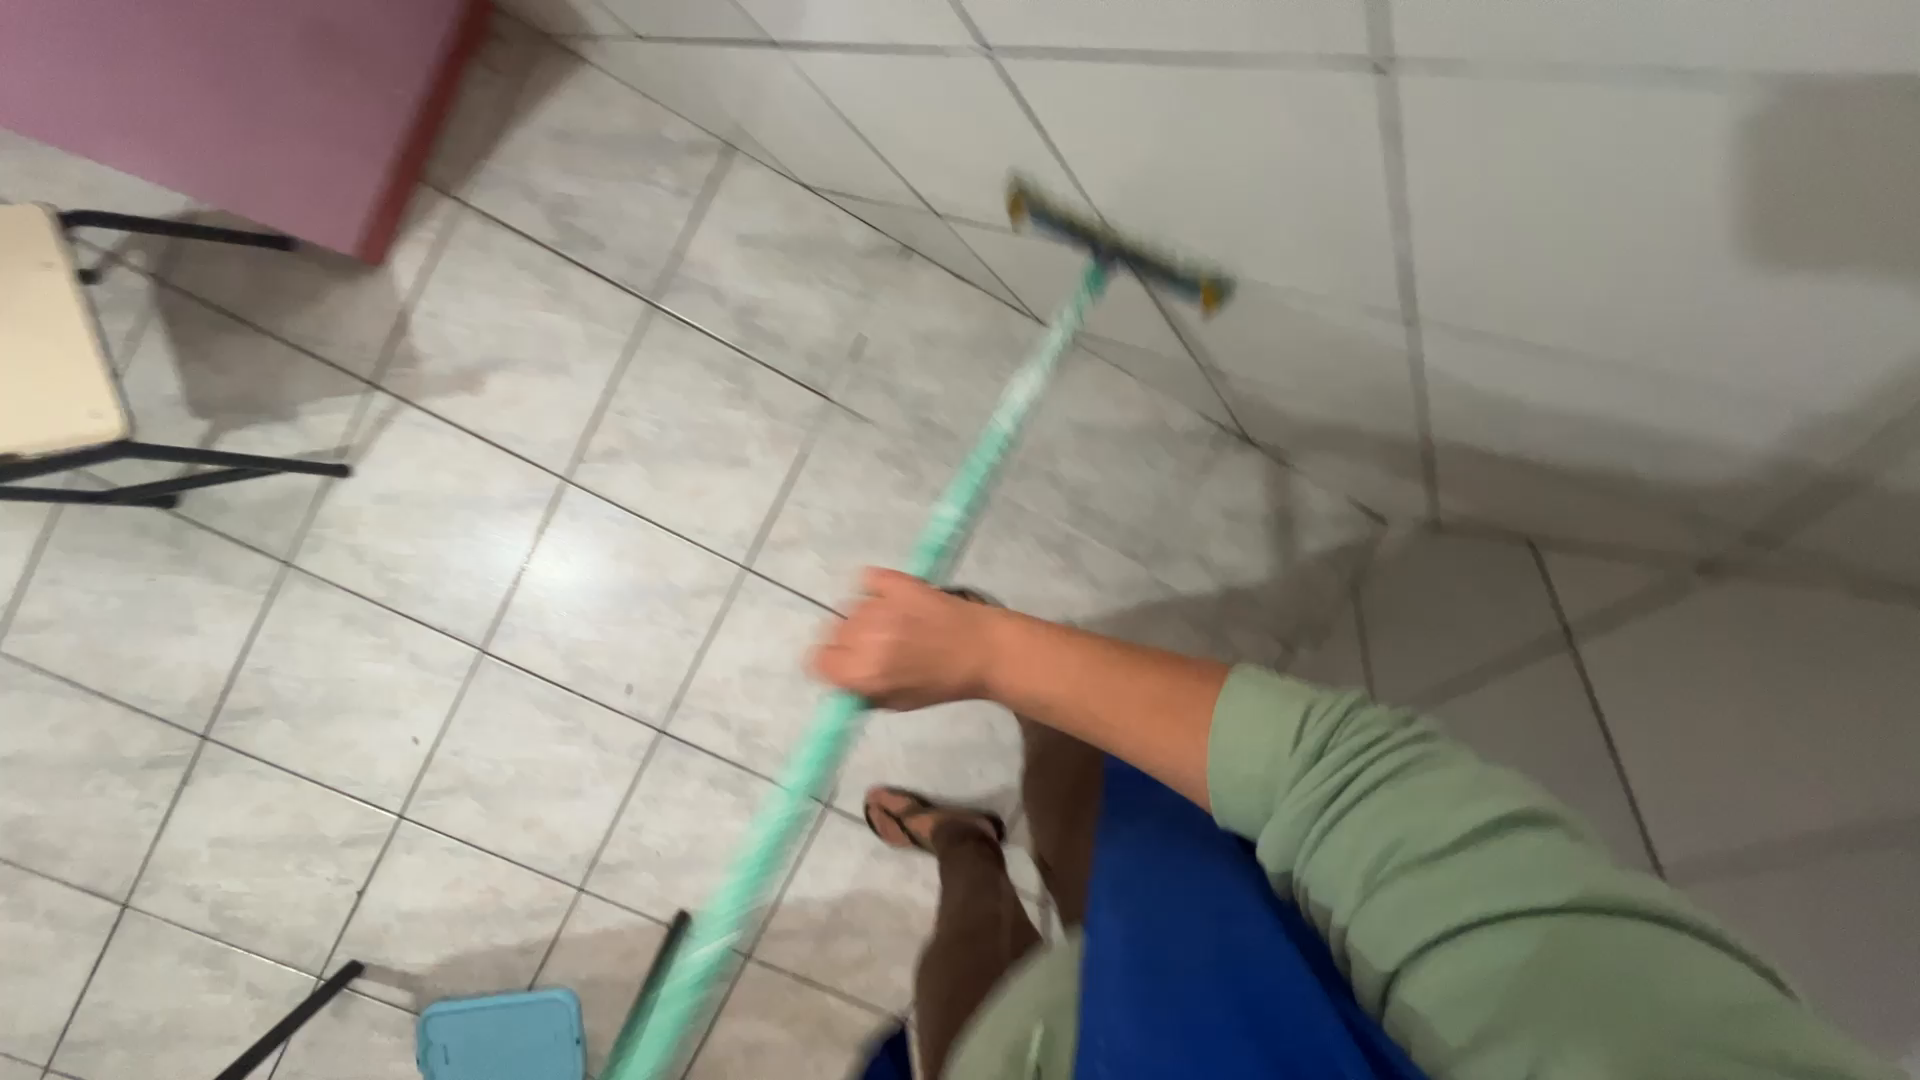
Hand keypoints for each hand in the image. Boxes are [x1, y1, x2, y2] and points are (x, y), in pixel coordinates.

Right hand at [810, 568, 999, 710]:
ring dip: (863, 616)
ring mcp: (882, 606)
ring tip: (892, 623)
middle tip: (873, 644)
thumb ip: (863, 691)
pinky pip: (868, 580)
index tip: (845, 663)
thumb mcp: (899, 703)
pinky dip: (874, 588)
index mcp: (865, 672)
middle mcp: (867, 638)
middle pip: (832, 632)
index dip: (831, 663)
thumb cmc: (943, 683)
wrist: (983, 649)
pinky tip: (891, 599)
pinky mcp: (897, 581)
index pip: (818, 661)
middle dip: (847, 640)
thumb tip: (841, 677)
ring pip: (849, 607)